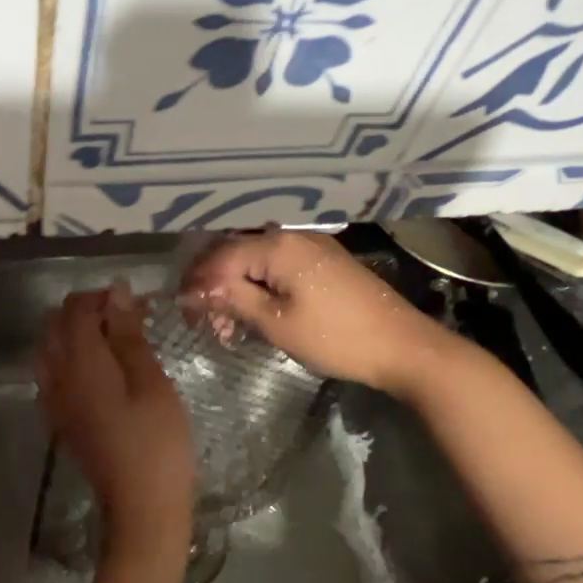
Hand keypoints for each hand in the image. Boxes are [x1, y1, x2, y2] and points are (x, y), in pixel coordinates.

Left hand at [36, 285, 194, 546]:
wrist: (141, 504)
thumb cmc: (157, 442)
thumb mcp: (151, 382)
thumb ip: (128, 336)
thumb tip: (116, 293)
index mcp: (79, 363)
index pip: (75, 310)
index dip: (101, 297)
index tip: (136, 302)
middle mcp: (56, 377)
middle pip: (53, 326)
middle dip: (84, 313)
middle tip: (126, 320)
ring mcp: (54, 401)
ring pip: (48, 350)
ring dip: (73, 336)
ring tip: (113, 343)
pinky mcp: (60, 420)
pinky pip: (52, 375)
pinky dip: (69, 360)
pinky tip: (100, 372)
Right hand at [183, 230, 447, 390]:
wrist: (399, 346)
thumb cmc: (334, 337)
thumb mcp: (276, 323)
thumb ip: (234, 299)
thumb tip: (197, 288)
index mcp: (278, 246)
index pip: (219, 257)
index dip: (197, 284)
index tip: (183, 314)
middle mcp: (292, 236)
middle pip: (236, 252)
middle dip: (213, 286)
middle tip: (202, 323)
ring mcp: (311, 247)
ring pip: (256, 261)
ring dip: (235, 290)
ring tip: (227, 329)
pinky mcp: (324, 263)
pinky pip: (278, 268)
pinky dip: (259, 288)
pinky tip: (254, 315)